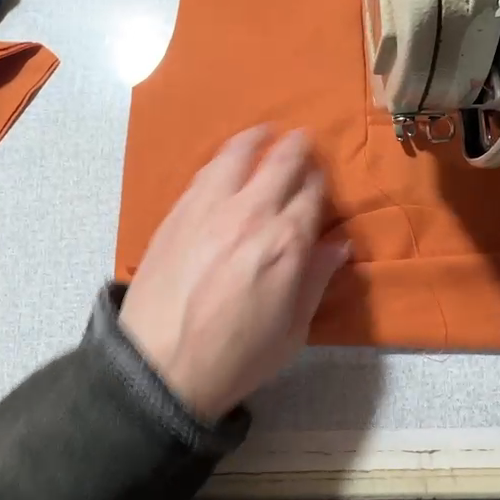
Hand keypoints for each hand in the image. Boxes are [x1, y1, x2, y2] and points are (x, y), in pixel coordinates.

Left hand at [119, 126, 349, 421]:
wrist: (160, 366)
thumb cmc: (236, 356)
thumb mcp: (293, 330)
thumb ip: (317, 279)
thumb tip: (339, 244)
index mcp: (287, 243)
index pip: (313, 193)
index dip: (321, 182)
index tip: (321, 180)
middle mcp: (252, 213)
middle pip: (282, 163)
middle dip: (298, 148)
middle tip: (303, 140)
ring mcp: (211, 207)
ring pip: (239, 154)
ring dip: (258, 138)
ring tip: (265, 133)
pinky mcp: (179, 210)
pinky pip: (206, 171)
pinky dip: (224, 157)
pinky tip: (227, 159)